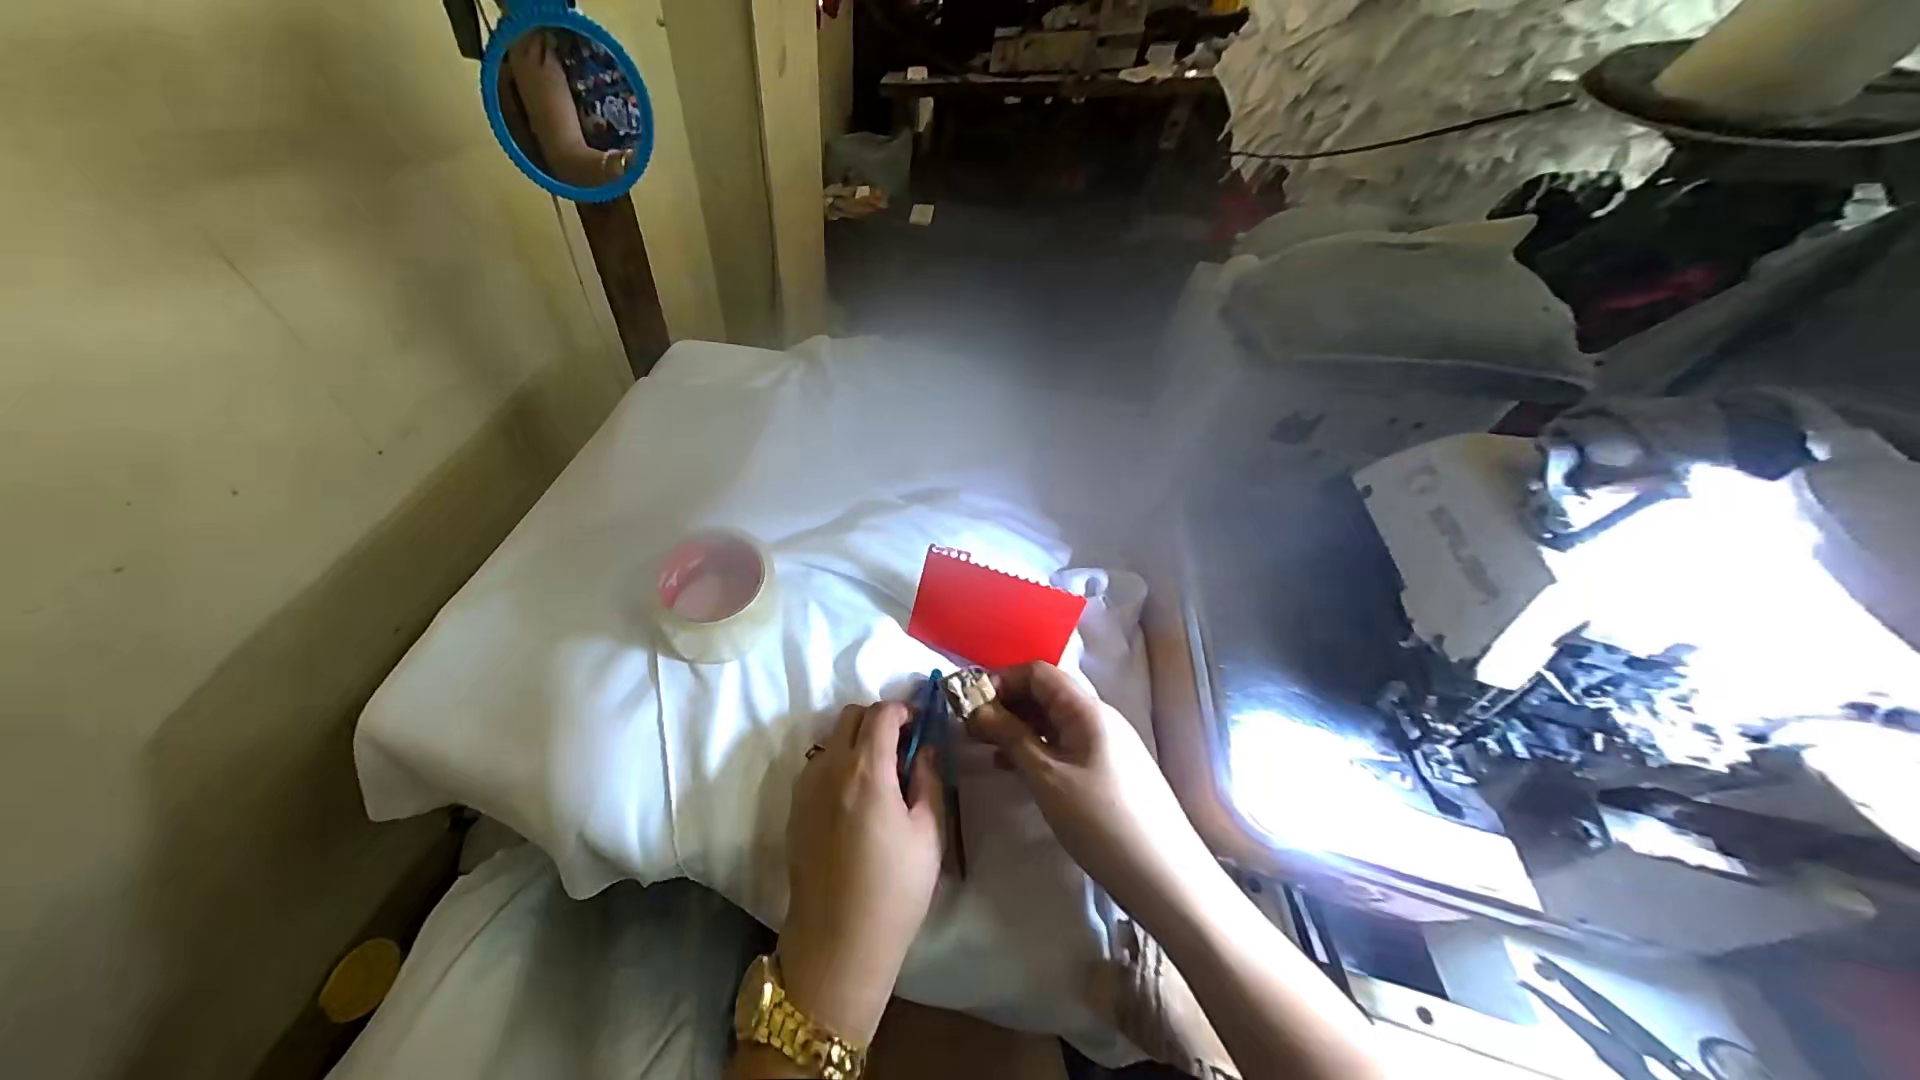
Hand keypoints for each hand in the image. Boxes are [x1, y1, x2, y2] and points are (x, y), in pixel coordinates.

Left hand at [778, 701, 943, 1045]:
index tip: (922, 727)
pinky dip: (839, 761)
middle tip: (904, 746)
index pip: (881, 712)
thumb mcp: (929, 834)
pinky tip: (857, 796)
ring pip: (831, 737)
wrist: (837, 943)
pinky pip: (818, 763)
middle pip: (851, 715)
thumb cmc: (894, 889)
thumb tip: (926, 748)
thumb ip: (928, 779)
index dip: (905, 710)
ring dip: (857, 739)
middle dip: (879, 719)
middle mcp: (829, 768)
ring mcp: (806, 787)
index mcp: (865, 770)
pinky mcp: (795, 808)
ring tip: (881, 773)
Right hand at [967, 663, 1216, 923]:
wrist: (1167, 878)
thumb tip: (977, 707)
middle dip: (1006, 704)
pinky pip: (1064, 745)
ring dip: (1018, 728)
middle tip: (971, 728)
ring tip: (985, 748)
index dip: (1002, 680)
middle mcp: (1098, 717)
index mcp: (1087, 709)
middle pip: (1046, 694)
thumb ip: (1011, 737)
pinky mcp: (1107, 770)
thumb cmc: (1102, 822)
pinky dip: (1036, 749)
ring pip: (1053, 721)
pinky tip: (1014, 769)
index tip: (969, 703)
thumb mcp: (1047, 778)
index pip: (1039, 672)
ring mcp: (1105, 744)